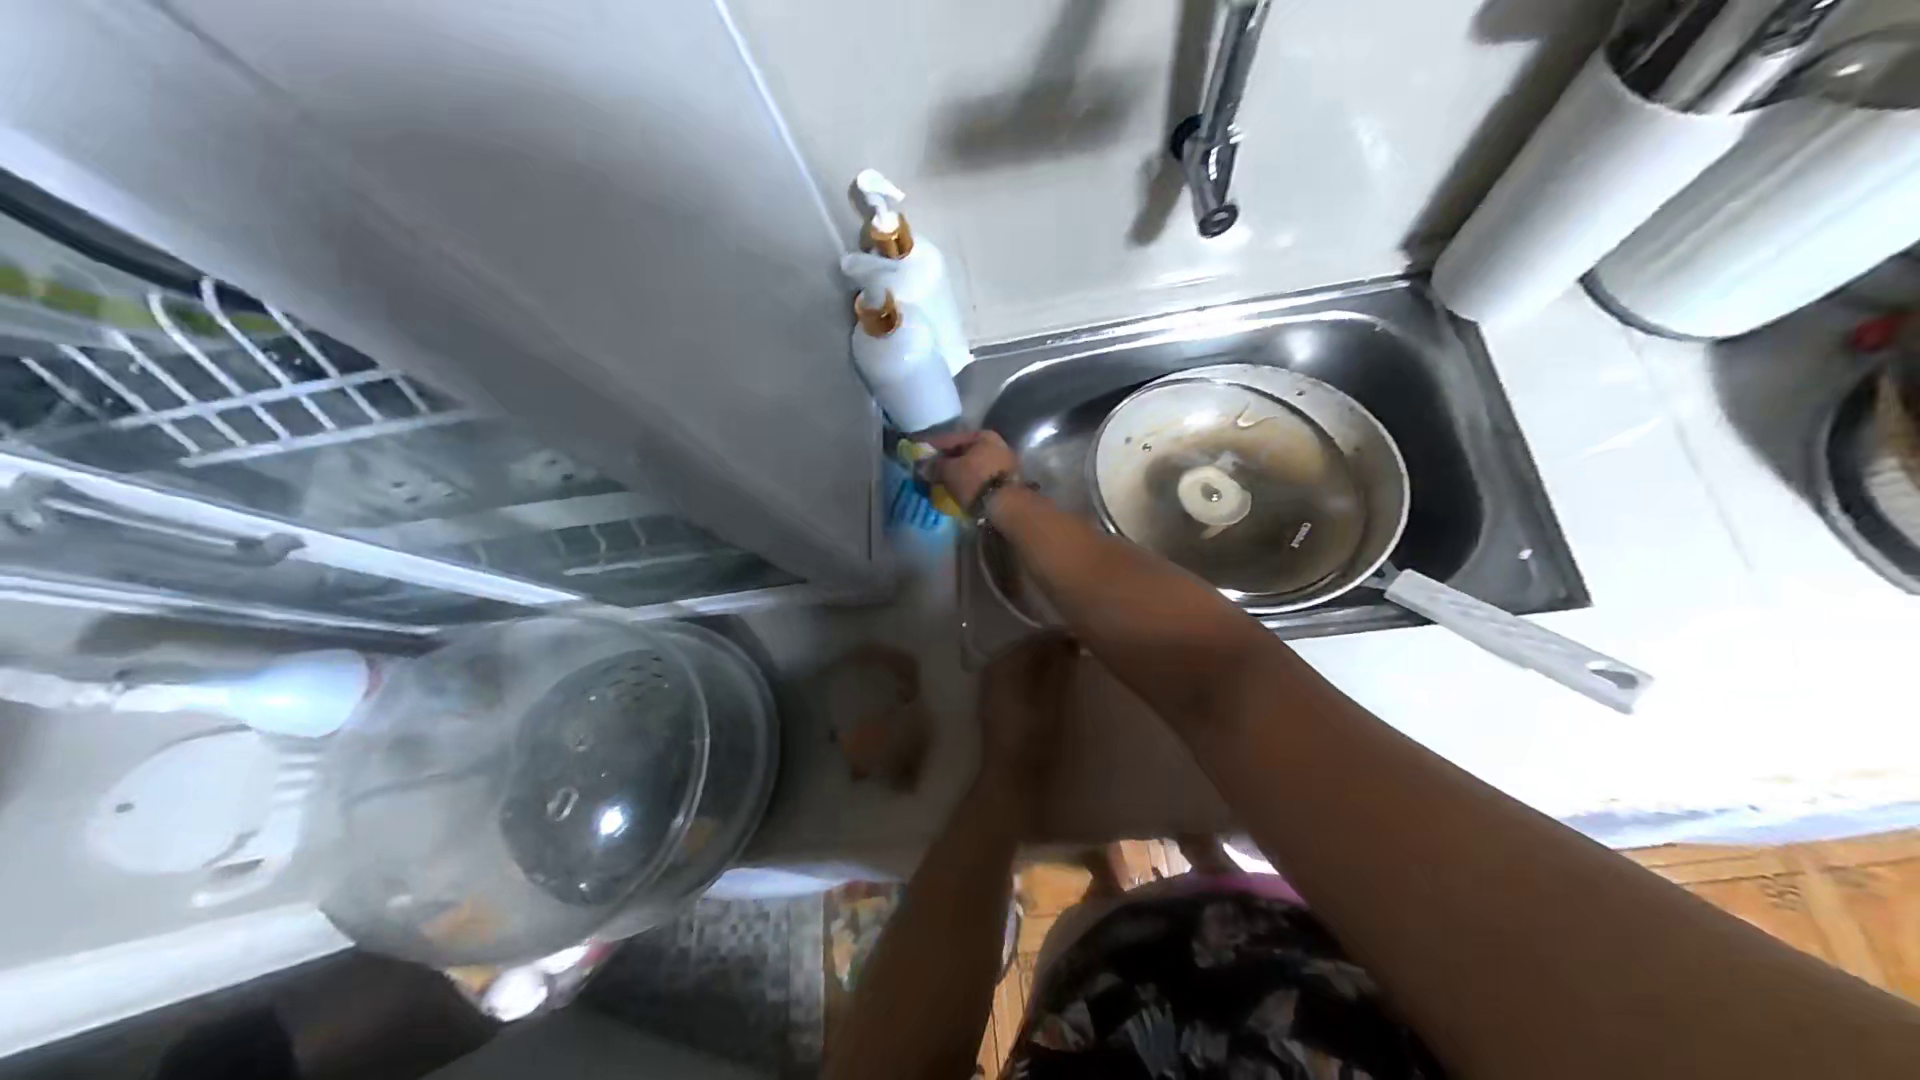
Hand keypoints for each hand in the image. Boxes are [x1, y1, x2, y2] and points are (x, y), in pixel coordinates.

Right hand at [925, 430, 1019, 510]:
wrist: (1006, 505)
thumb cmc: (975, 481)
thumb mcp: (949, 471)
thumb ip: (935, 466)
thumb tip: (923, 466)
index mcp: (983, 435)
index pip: (951, 438)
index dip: (933, 445)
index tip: (920, 450)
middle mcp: (997, 444)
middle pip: (964, 451)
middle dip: (947, 459)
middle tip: (930, 467)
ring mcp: (1004, 462)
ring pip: (973, 464)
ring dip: (958, 470)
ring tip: (943, 479)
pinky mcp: (1007, 480)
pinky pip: (981, 476)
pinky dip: (969, 480)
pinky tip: (959, 487)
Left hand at [974, 633, 1077, 815]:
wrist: (1010, 777)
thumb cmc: (1033, 736)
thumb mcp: (1052, 699)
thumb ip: (1058, 666)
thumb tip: (1067, 639)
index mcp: (1003, 664)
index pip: (1031, 638)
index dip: (1055, 635)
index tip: (1078, 636)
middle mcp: (992, 670)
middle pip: (1021, 647)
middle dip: (1047, 645)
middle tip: (1074, 647)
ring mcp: (990, 688)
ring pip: (1017, 662)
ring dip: (1039, 660)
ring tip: (1065, 662)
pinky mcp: (994, 703)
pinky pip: (1014, 677)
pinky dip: (1031, 674)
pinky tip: (1048, 682)